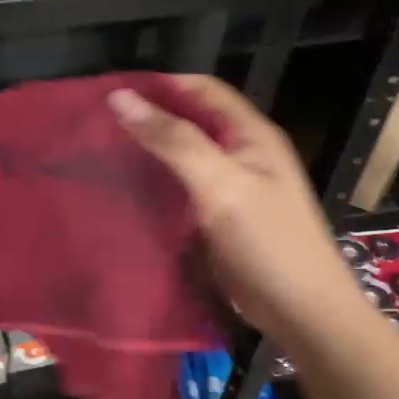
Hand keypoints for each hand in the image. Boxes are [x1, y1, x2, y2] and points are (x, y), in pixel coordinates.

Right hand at [108, 76, 356, 340]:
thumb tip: (120, 97)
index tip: (111, 91)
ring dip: (147, 150)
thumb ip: (173, 140)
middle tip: (95, 122)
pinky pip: (180, 189)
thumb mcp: (220, 184)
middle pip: (190, 120)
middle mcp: (242, 154)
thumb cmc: (268, 243)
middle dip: (147, 117)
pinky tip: (122, 188)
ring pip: (182, 155)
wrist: (303, 315)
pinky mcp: (217, 218)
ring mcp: (231, 188)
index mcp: (251, 135)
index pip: (202, 89)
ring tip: (99, 150)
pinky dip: (153, 182)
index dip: (160, 84)